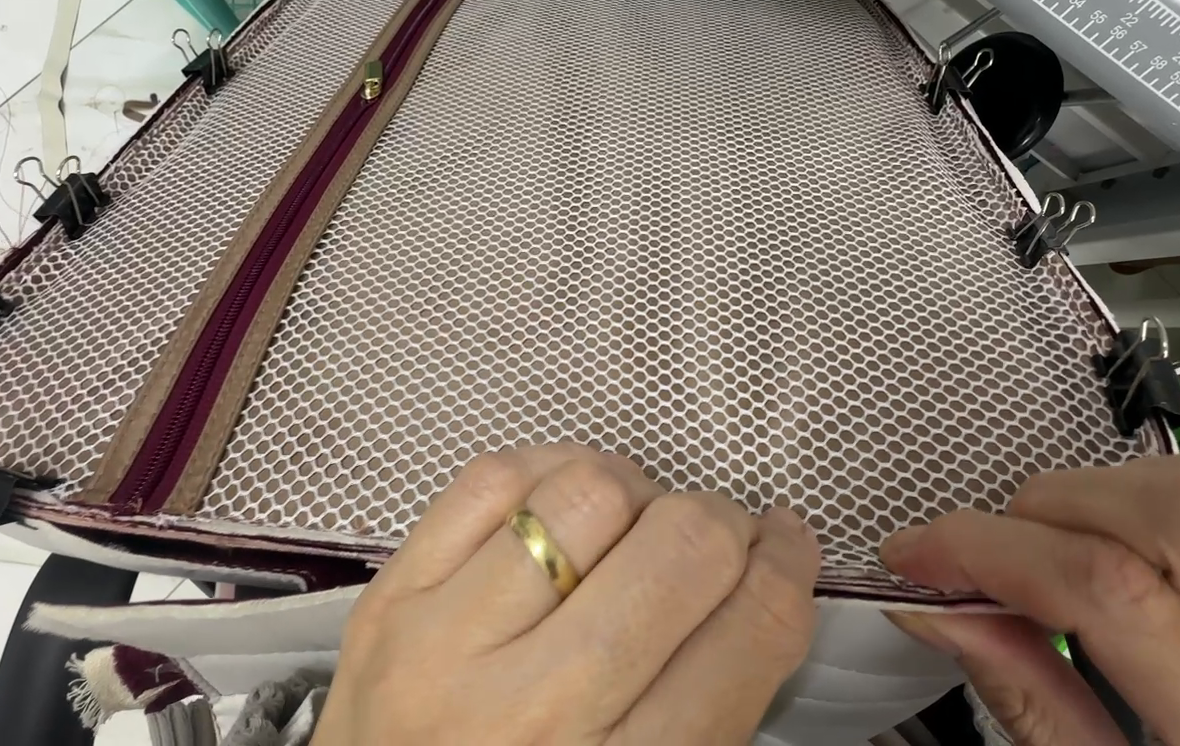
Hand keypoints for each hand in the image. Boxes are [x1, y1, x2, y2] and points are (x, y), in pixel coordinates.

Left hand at [311, 444, 820, 744]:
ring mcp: (447, 643)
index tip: (787, 541)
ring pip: (588, 492)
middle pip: (676, 549)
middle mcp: (535, 714)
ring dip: (633, 488)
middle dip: (719, 521)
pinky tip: (562, 496)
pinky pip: (494, 476)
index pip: (747, 636)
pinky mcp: (393, 592)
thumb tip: (766, 566)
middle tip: (713, 531)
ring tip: (630, 517)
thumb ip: (712, 693)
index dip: (786, 568)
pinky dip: (550, 464)